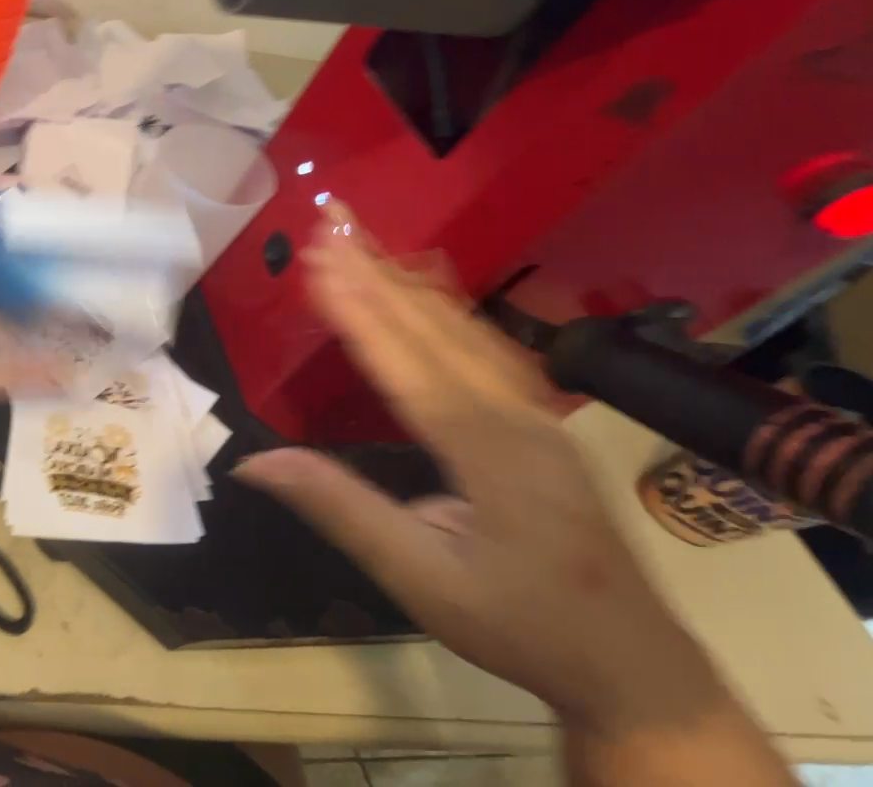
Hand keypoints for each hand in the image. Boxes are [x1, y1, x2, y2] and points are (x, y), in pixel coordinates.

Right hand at [235, 202, 722, 733]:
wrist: (631, 663)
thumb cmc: (518, 622)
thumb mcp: (420, 578)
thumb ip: (341, 510)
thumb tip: (253, 461)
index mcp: (486, 448)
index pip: (406, 362)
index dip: (357, 308)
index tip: (318, 259)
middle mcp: (516, 416)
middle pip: (436, 329)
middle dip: (378, 272)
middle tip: (333, 222)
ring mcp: (536, 416)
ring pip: (466, 331)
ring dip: (407, 281)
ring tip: (364, 239)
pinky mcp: (541, 425)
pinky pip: (486, 349)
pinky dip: (443, 310)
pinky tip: (422, 291)